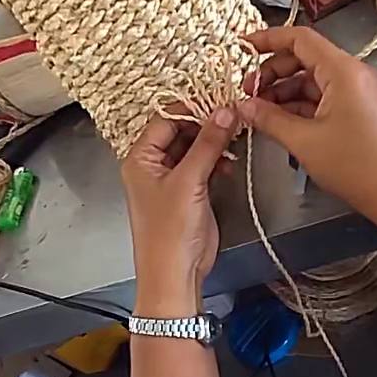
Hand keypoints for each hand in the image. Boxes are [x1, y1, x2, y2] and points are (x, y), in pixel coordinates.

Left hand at [122, 106, 238, 316]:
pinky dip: (217, 161)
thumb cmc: (170, 232)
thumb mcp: (188, 182)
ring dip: (215, 144)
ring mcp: (172, 180)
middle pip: (181, 132)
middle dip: (207, 126)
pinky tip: (230, 162)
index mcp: (141, 159)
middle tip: (234, 119)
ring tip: (235, 140)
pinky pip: (204, 167)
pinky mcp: (190, 193)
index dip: (192, 109)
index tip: (220, 102)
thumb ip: (207, 144)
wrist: (176, 273)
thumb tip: (224, 112)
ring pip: (195, 149)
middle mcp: (154, 166)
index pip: (166, 120)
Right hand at [236, 27, 376, 216]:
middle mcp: (353, 73)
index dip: (268, 39)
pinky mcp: (358, 108)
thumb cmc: (354, 165)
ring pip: (312, 80)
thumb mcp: (303, 141)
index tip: (243, 47)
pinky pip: (324, 96)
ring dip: (284, 92)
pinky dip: (301, 105)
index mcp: (343, 71)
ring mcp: (357, 91)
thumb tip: (243, 106)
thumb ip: (269, 118)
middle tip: (248, 94)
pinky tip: (280, 120)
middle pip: (304, 58)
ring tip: (260, 112)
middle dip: (273, 73)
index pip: (300, 39)